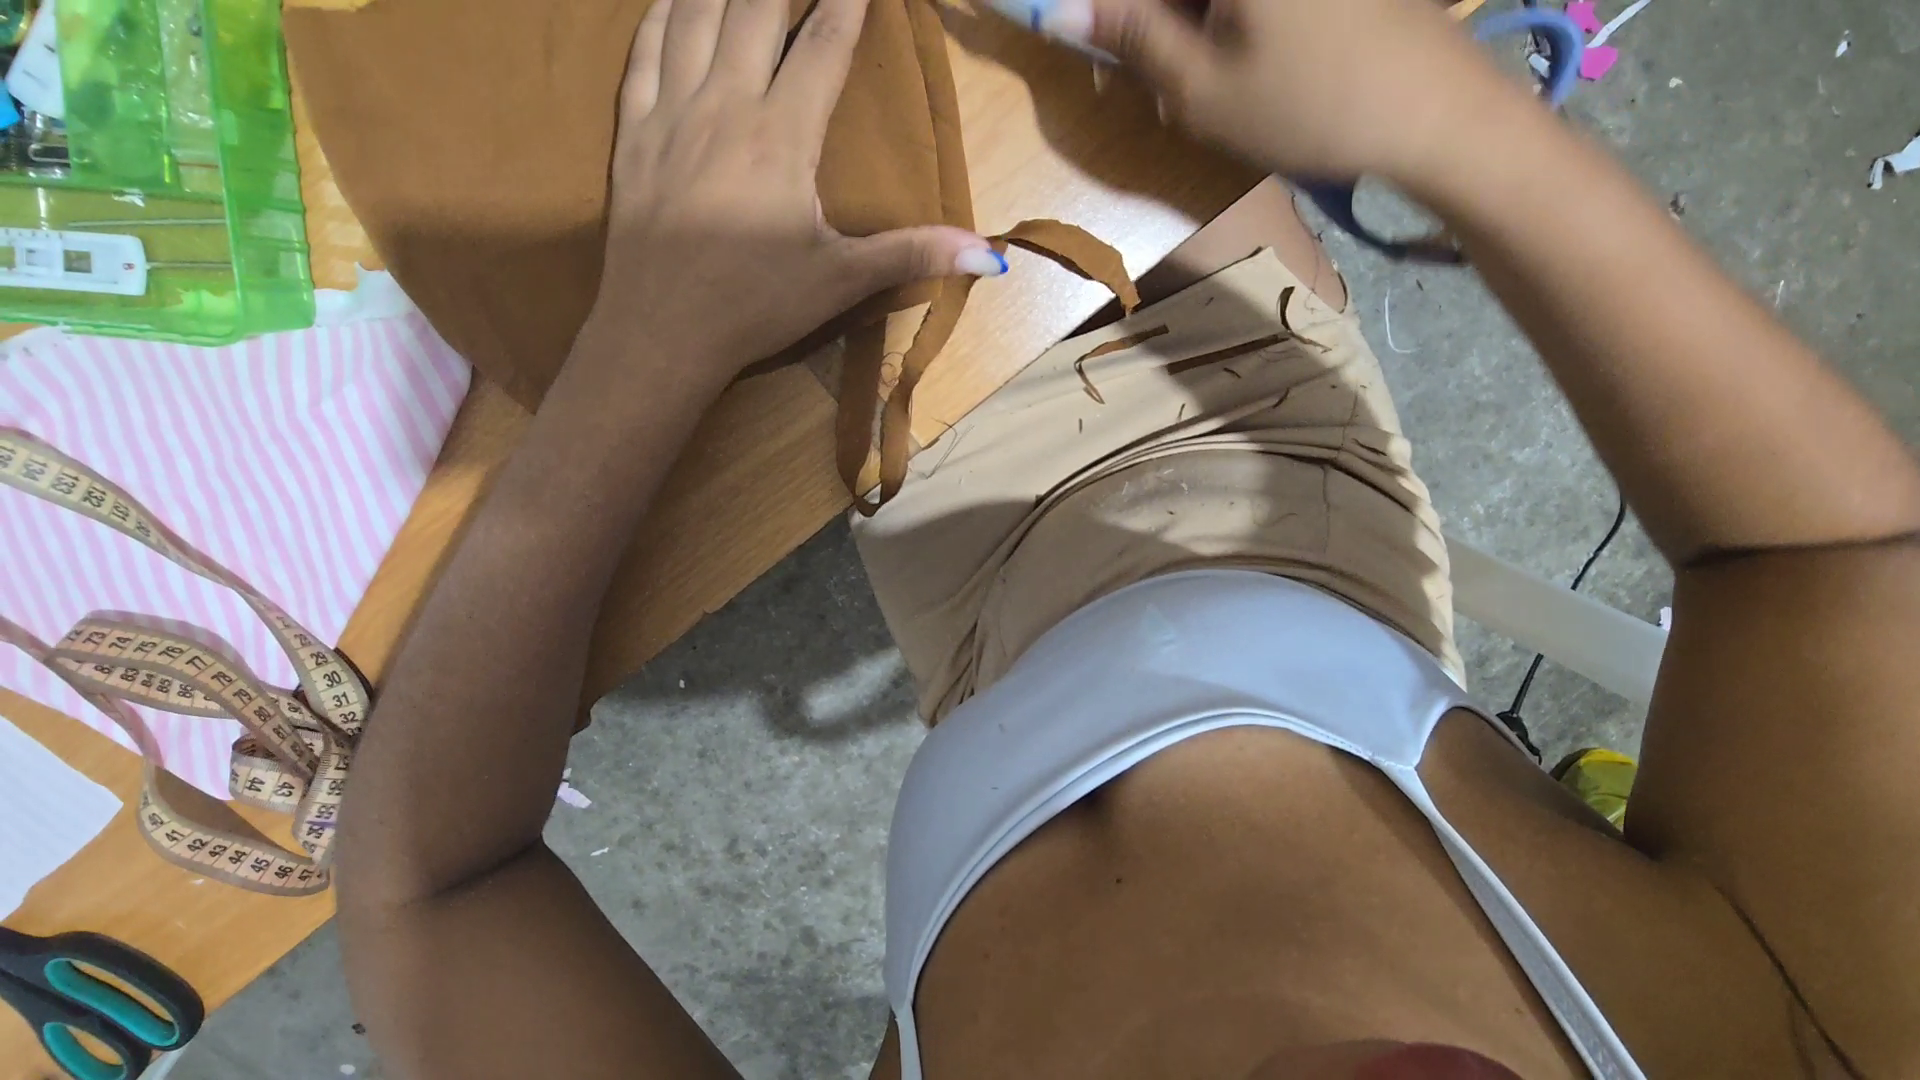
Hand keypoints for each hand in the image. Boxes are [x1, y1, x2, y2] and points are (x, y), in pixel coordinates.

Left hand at [588, 0, 1005, 378]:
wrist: (660, 333)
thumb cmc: (756, 306)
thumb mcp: (840, 281)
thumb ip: (913, 253)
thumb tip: (990, 254)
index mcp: (781, 137)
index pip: (824, 45)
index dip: (848, 0)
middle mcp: (724, 105)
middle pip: (755, 8)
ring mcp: (670, 114)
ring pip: (694, 15)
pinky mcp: (631, 134)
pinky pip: (642, 52)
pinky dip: (662, 13)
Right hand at [1039, 0, 1522, 185]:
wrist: (1437, 114)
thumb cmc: (1311, 106)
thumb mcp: (1201, 89)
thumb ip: (1129, 38)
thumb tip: (1062, 9)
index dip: (1102, 8)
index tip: (1078, 33)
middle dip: (1146, 19)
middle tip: (1142, 65)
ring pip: (1209, 1)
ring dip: (1183, 25)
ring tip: (1194, 78)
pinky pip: (1240, 3)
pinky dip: (1221, 22)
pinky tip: (1232, 60)